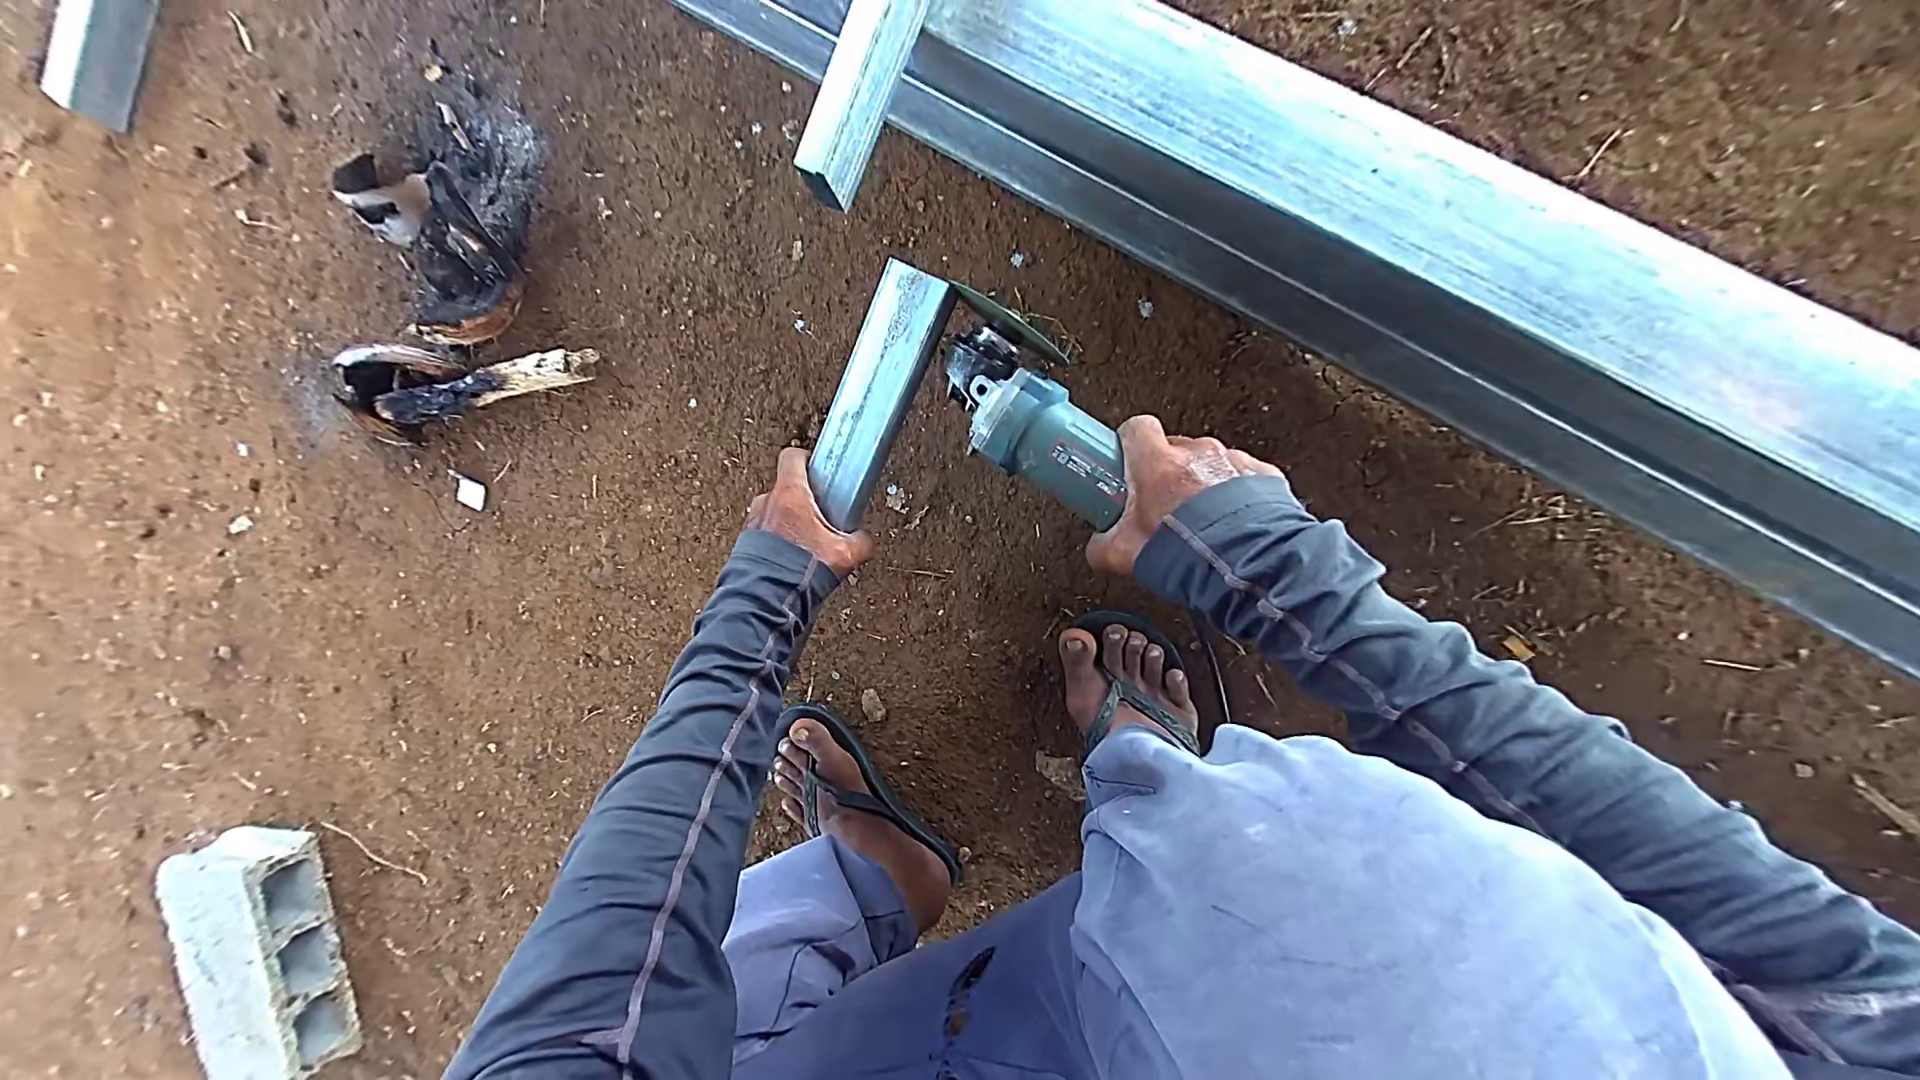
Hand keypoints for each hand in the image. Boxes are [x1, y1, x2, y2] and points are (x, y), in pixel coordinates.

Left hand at [747, 447, 875, 576]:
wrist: (767, 599)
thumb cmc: (799, 572)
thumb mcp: (845, 555)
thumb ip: (861, 541)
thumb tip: (863, 540)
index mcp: (790, 494)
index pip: (793, 457)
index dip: (807, 460)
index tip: (818, 469)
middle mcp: (766, 503)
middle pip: (787, 488)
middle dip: (803, 502)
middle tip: (818, 520)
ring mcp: (753, 522)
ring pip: (774, 512)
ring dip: (788, 523)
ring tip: (804, 545)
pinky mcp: (745, 543)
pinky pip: (764, 533)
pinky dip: (776, 541)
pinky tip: (791, 559)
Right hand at [1085, 415, 1283, 575]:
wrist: (1248, 567)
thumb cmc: (1190, 555)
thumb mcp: (1126, 555)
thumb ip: (1103, 545)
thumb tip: (1097, 548)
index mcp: (1157, 464)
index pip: (1136, 428)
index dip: (1129, 443)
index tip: (1125, 462)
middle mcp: (1196, 454)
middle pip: (1173, 448)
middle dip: (1165, 472)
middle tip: (1161, 505)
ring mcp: (1231, 462)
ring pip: (1208, 463)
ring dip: (1200, 484)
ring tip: (1201, 521)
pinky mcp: (1261, 476)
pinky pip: (1240, 476)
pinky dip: (1234, 494)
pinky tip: (1229, 522)